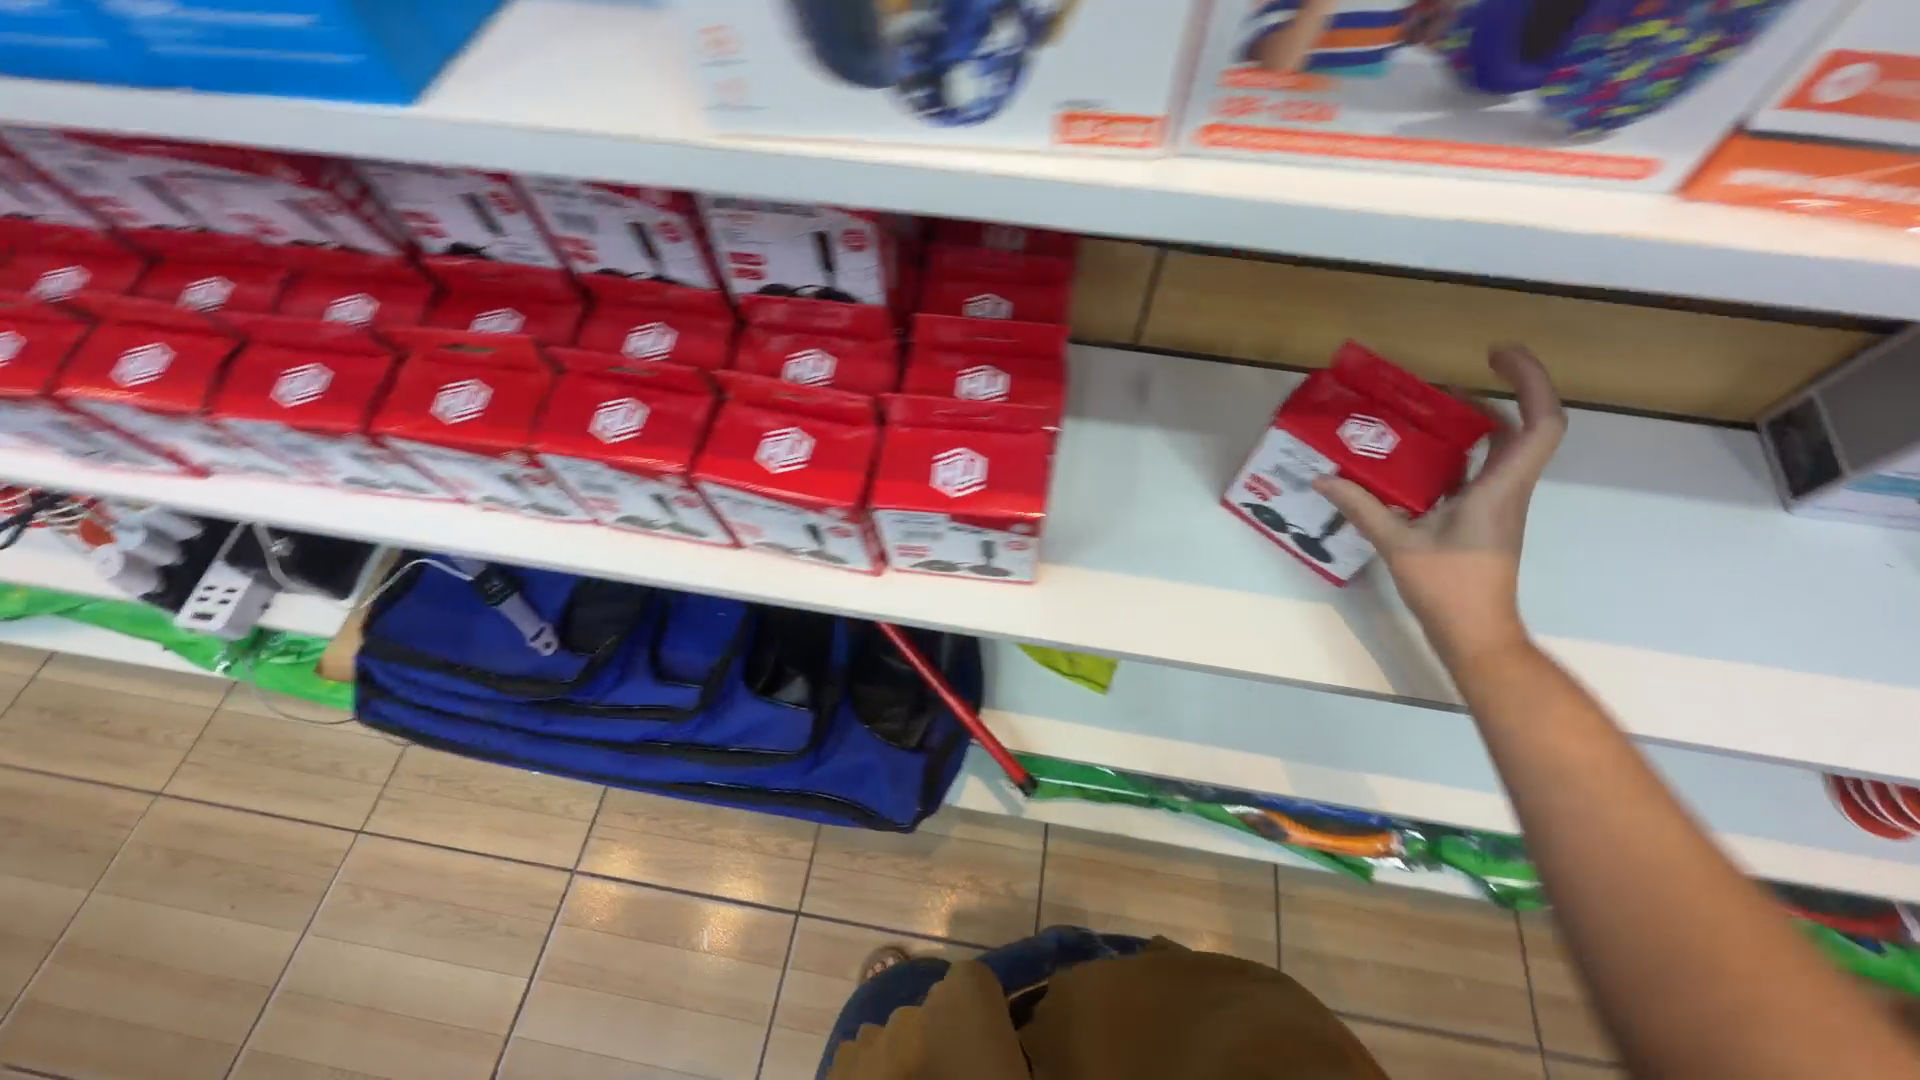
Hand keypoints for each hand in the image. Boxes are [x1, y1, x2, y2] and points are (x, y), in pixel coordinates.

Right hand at [1313, 346, 1565, 665]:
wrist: (1476, 633)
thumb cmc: (1449, 588)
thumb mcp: (1397, 544)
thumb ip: (1361, 507)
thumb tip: (1324, 477)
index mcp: (1501, 488)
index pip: (1541, 423)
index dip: (1531, 381)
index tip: (1496, 355)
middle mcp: (1509, 489)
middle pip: (1525, 427)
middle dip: (1498, 393)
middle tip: (1445, 383)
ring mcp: (1501, 504)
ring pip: (1503, 448)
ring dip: (1474, 423)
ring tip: (1426, 413)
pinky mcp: (1487, 518)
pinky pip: (1482, 470)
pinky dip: (1458, 454)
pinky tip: (1417, 459)